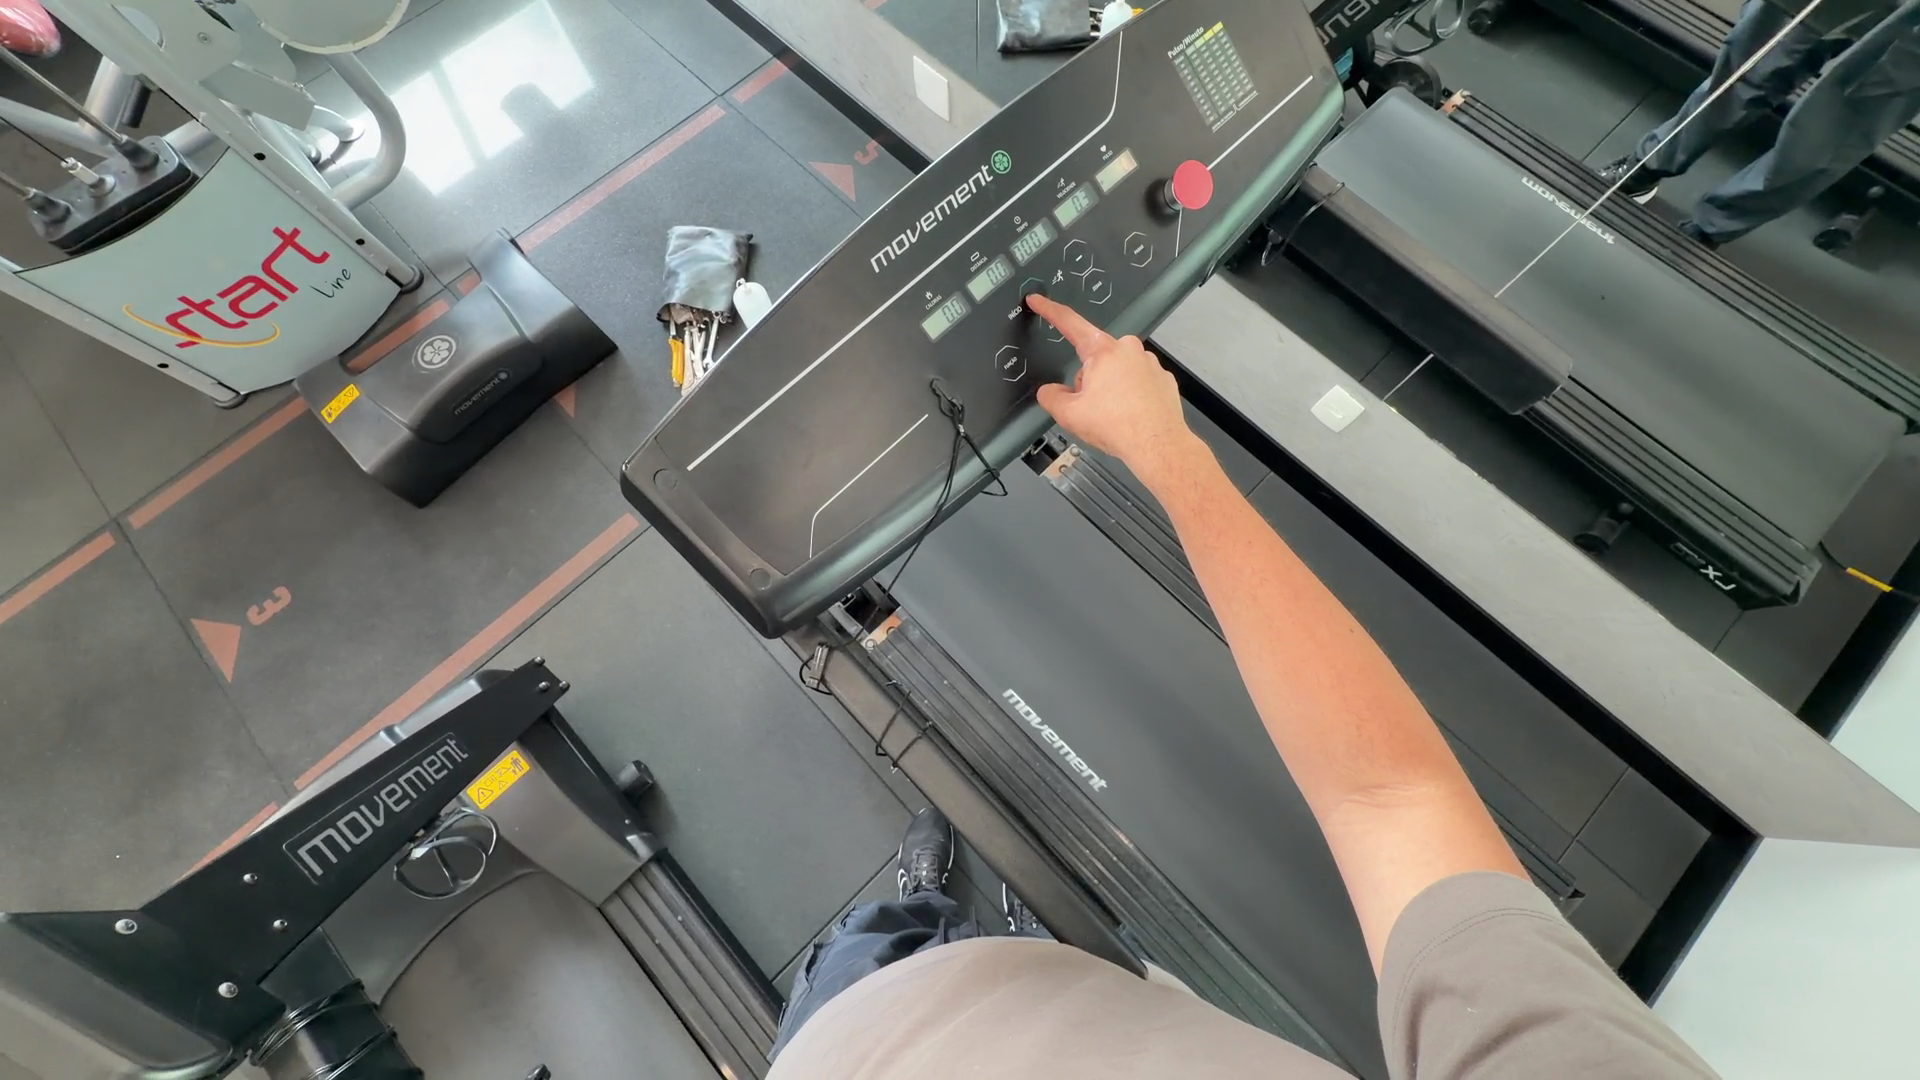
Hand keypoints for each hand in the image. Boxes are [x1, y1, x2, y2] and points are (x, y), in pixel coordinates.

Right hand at [1028, 294, 1196, 474]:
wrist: (1157, 445)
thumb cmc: (1119, 427)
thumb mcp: (1069, 415)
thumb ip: (1050, 397)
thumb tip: (1050, 392)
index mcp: (1102, 352)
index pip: (1069, 323)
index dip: (1049, 310)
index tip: (1038, 301)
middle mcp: (1128, 350)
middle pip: (1094, 359)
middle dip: (1088, 380)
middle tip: (1093, 407)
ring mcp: (1149, 363)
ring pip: (1116, 371)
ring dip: (1110, 389)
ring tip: (1115, 415)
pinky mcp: (1162, 378)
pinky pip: (1137, 382)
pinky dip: (1130, 396)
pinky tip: (1130, 415)